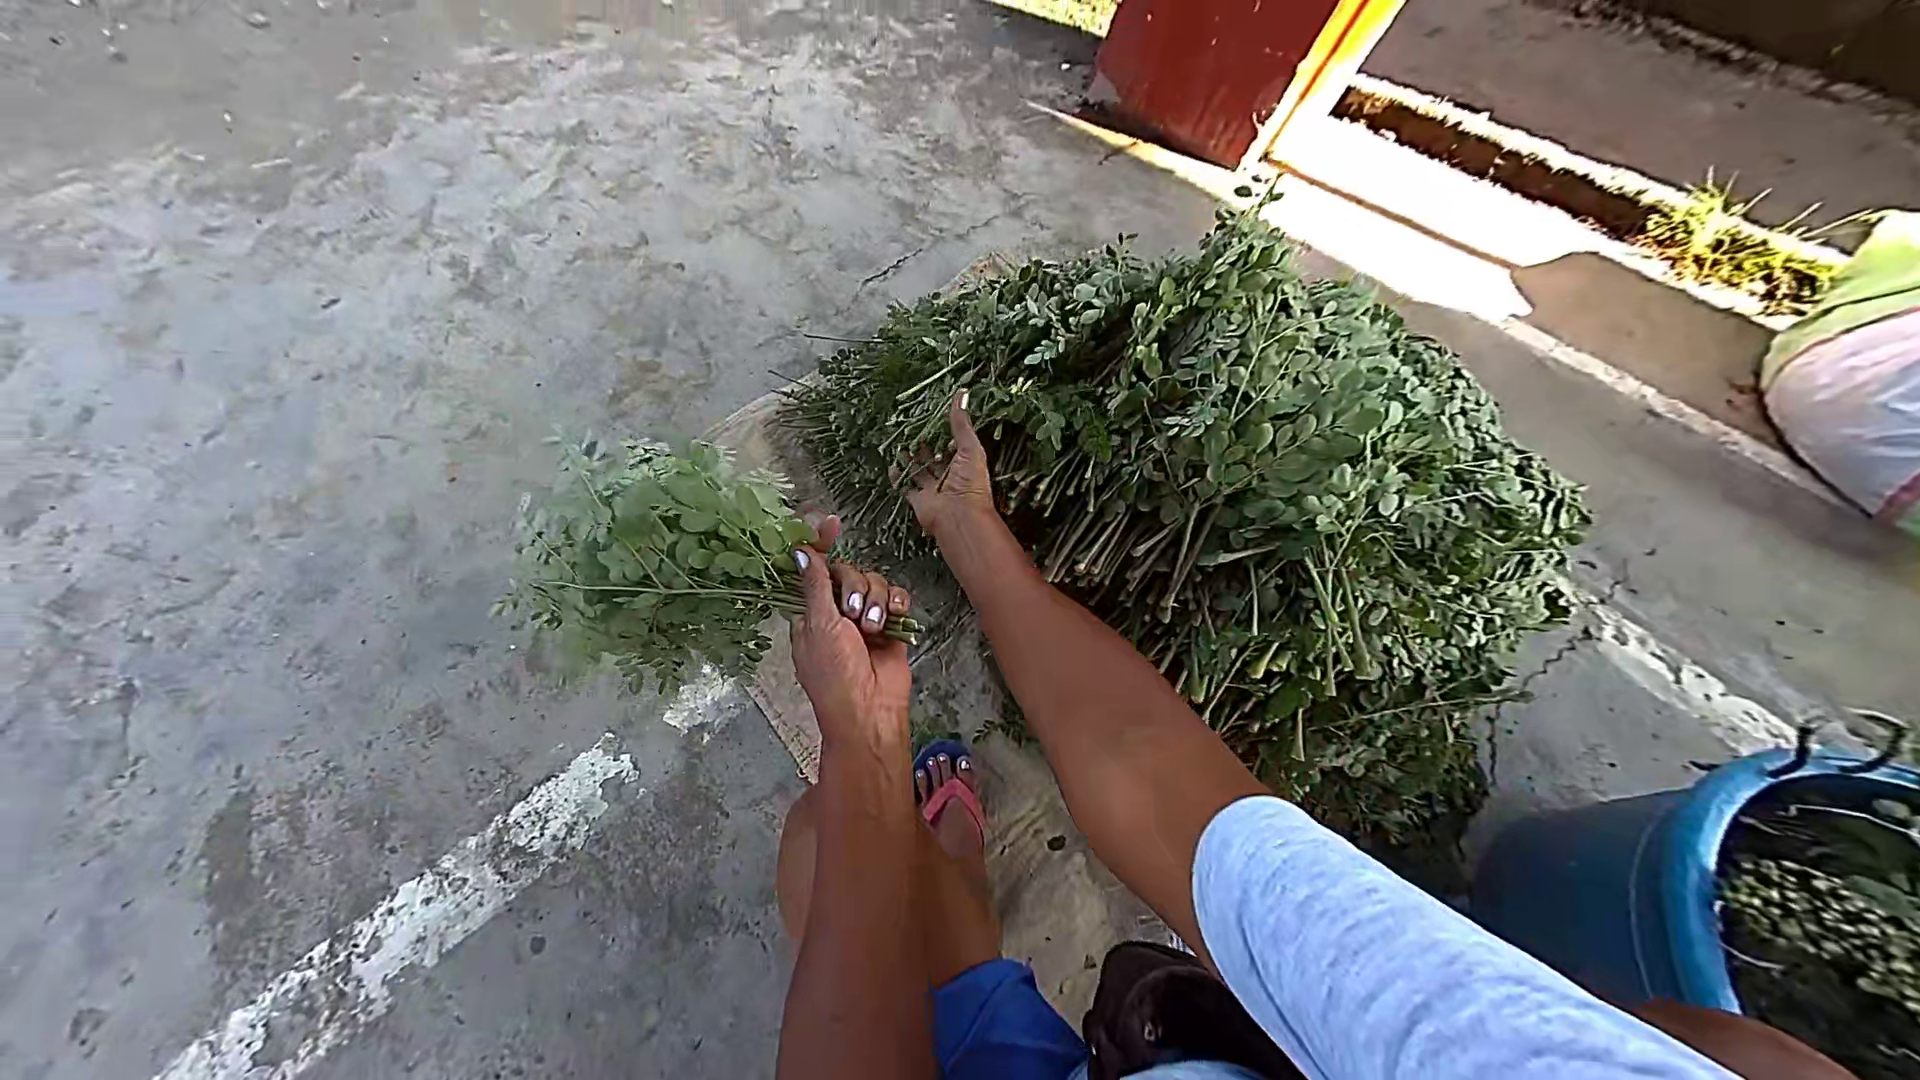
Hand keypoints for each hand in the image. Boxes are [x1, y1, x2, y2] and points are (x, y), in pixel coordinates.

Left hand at [789, 514, 911, 750]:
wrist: (870, 710)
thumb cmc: (834, 674)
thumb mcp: (819, 626)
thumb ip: (815, 585)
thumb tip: (802, 552)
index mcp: (810, 612)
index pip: (814, 569)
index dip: (820, 545)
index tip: (830, 523)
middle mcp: (837, 611)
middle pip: (848, 571)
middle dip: (854, 587)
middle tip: (852, 613)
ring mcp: (865, 617)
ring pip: (874, 581)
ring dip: (875, 601)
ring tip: (873, 627)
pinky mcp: (891, 623)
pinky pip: (895, 596)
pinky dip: (896, 603)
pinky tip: (894, 616)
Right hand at [907, 390, 995, 540]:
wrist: (959, 518)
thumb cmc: (970, 485)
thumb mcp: (970, 448)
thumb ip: (962, 423)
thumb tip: (962, 392)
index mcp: (963, 464)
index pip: (952, 444)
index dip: (943, 432)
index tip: (930, 417)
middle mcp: (948, 476)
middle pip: (933, 457)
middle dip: (923, 444)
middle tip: (910, 428)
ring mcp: (932, 488)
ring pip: (918, 470)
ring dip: (909, 459)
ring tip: (899, 443)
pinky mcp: (919, 499)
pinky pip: (906, 486)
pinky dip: (898, 477)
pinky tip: (892, 465)